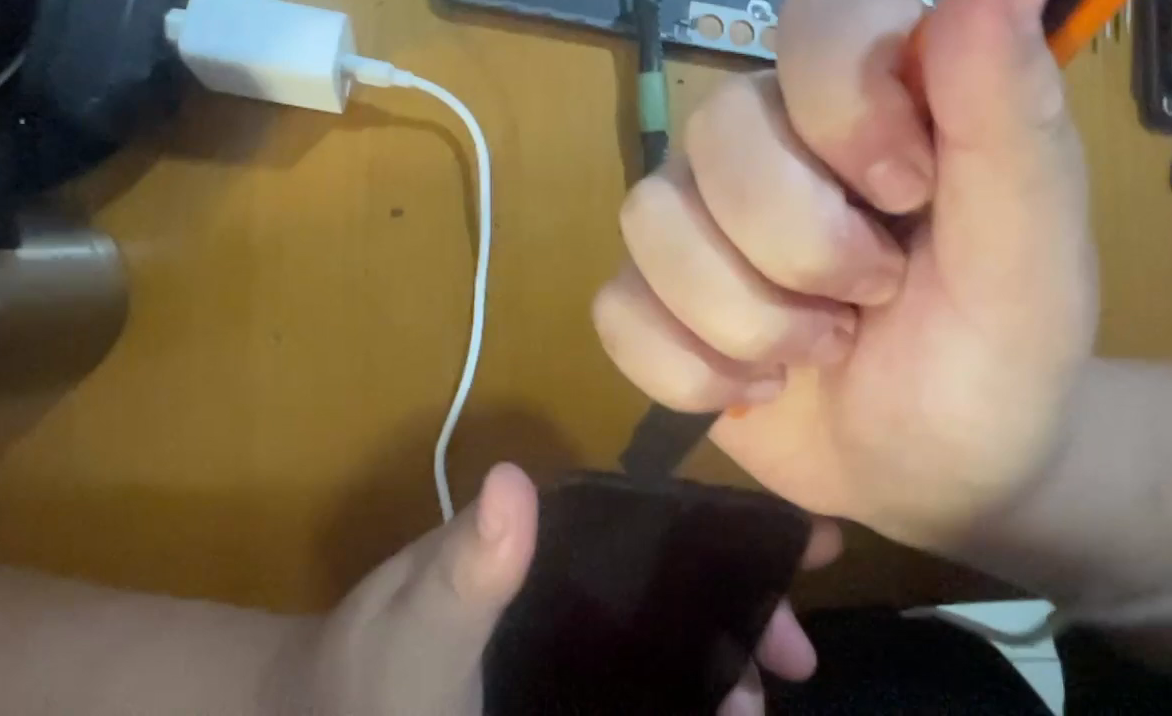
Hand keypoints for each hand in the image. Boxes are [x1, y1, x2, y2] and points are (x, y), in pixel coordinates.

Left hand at [277, 463, 835, 714]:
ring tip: (753, 706)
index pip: (651, 519)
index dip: (727, 528)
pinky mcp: (563, 692)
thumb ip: (464, 567)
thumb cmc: (368, 671)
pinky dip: (684, 701)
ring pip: (667, 638)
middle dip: (743, 609)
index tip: (802, 546)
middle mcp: (566, 581)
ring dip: (723, 664)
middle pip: (674, 580)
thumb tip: (513, 479)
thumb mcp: (415, 623)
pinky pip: (639, 690)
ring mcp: (566, 640)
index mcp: (546, 542)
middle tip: (789, 663)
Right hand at [593, 0, 1097, 549]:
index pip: (813, 13)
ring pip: (652, 220)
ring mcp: (696, 214)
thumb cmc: (998, 352)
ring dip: (750, 320)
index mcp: (868, 95)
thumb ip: (1008, 104)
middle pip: (714, 131)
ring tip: (817, 351)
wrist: (937, 472)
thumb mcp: (1027, 244)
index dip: (843, 101)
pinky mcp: (650, 292)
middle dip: (802, 247)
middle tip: (872, 300)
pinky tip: (753, 386)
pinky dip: (692, 370)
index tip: (907, 188)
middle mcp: (767, 137)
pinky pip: (617, 308)